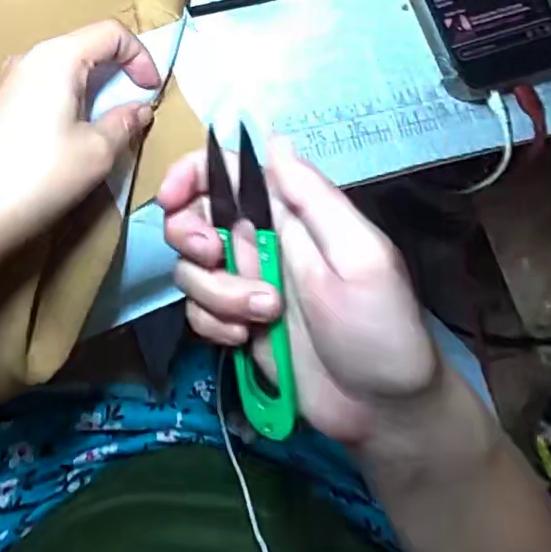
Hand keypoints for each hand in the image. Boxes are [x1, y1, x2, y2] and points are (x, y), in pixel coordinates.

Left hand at [0, 20, 159, 281]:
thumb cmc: (40, 176)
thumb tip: (139, 108)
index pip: (111, 32)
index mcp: (57, 56)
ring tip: (107, 126)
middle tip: (135, 108)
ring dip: (96, 89)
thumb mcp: (97, 151)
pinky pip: (46, 87)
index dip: (141, 56)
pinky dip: (72, 100)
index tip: (152, 91)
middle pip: (87, 47)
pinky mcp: (0, 104)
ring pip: (66, 69)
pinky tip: (72, 136)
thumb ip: (125, 121)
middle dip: (119, 72)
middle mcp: (30, 57)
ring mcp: (10, 80)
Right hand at [159, 136, 439, 442]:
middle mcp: (257, 239)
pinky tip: (245, 339)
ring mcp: (241, 281)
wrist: (380, 412)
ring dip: (216, 292)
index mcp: (286, 212)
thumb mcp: (360, 256)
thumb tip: (273, 139)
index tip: (170, 198)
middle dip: (191, 236)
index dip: (189, 174)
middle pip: (192, 216)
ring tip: (263, 316)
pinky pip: (196, 310)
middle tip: (215, 258)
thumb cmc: (379, 327)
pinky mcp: (232, 320)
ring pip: (190, 268)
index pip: (225, 171)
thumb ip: (313, 197)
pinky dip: (212, 323)